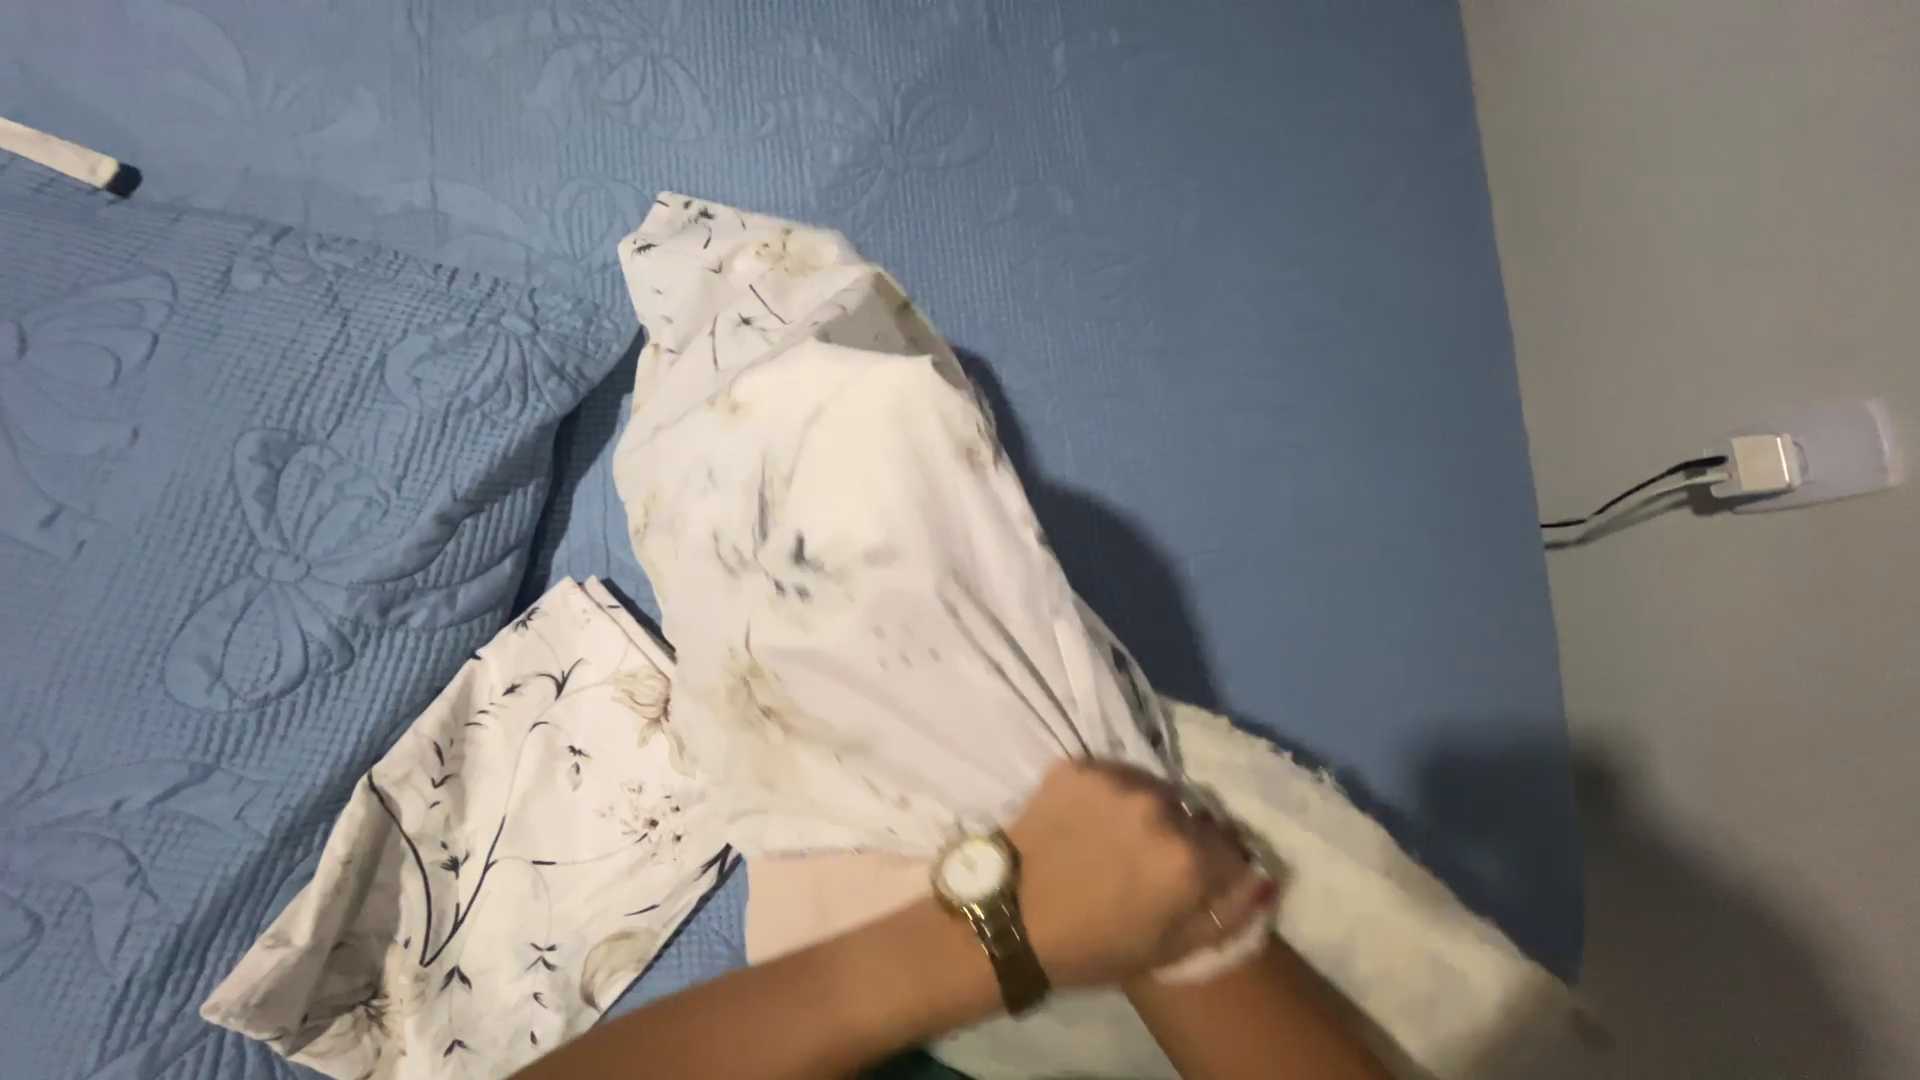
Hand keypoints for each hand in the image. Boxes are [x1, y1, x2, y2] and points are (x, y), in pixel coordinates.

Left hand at [1006, 759, 1275, 988]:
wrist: (1008, 915)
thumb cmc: (1092, 945)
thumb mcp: (1170, 949)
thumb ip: (1227, 912)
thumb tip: (1262, 877)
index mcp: (1188, 857)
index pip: (1229, 848)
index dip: (1213, 866)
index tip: (1191, 878)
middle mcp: (1159, 807)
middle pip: (1189, 813)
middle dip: (1179, 834)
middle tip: (1145, 859)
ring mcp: (1115, 780)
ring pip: (1150, 788)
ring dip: (1143, 807)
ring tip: (1112, 835)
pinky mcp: (1078, 764)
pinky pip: (1109, 774)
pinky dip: (1104, 793)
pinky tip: (1083, 818)